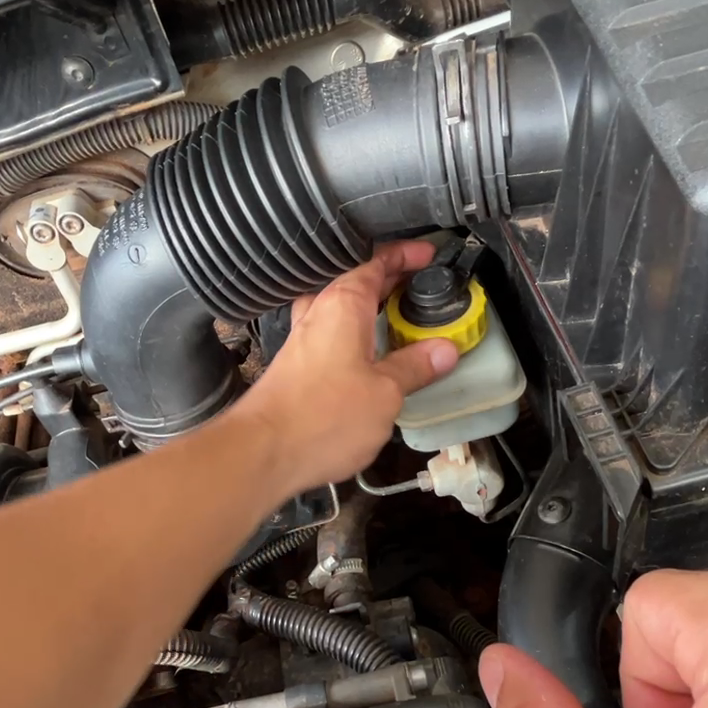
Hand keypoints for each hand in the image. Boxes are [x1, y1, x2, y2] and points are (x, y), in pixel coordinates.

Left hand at [227, 240, 458, 495]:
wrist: (263, 452)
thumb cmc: (321, 417)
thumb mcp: (385, 393)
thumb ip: (415, 367)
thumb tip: (444, 350)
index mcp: (342, 304)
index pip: (376, 263)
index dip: (405, 255)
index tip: (429, 255)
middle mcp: (318, 314)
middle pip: (358, 284)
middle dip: (391, 283)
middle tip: (423, 290)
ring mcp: (303, 340)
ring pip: (343, 312)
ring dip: (372, 312)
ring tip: (403, 322)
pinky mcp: (297, 367)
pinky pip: (333, 338)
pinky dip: (357, 337)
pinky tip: (373, 357)